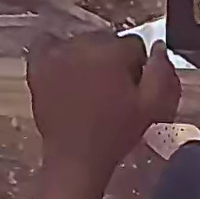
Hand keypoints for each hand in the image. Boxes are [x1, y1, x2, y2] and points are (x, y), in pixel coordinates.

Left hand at [27, 31, 179, 181]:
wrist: (76, 157)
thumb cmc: (116, 134)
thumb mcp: (151, 107)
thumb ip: (161, 73)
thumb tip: (158, 47)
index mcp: (114, 52)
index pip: (133, 44)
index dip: (137, 67)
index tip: (133, 88)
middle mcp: (84, 44)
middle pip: (106, 41)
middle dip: (112, 61)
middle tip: (112, 91)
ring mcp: (57, 53)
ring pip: (81, 44)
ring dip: (87, 59)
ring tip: (88, 87)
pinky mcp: (38, 65)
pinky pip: (48, 44)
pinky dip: (57, 54)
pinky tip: (65, 72)